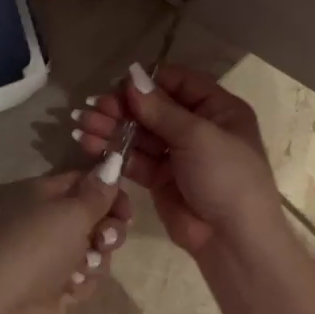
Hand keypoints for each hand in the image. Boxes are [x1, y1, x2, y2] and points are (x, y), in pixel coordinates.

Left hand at [0, 168, 132, 313]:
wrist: (5, 308)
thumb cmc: (37, 248)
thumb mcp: (71, 212)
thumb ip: (97, 191)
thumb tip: (112, 162)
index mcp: (40, 194)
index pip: (84, 182)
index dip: (110, 194)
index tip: (127, 210)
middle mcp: (43, 221)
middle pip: (93, 217)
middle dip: (106, 231)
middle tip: (103, 241)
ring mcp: (47, 255)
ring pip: (93, 249)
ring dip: (94, 260)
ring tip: (80, 270)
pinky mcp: (53, 284)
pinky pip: (83, 276)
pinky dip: (81, 282)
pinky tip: (69, 289)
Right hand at [71, 64, 280, 253]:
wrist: (232, 238)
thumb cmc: (226, 176)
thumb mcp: (197, 136)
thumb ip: (161, 108)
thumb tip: (132, 75)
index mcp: (219, 110)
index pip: (181, 83)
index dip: (150, 82)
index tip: (120, 85)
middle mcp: (199, 129)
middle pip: (155, 108)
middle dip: (124, 107)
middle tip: (94, 107)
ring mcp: (179, 156)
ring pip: (141, 134)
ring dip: (112, 127)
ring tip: (82, 124)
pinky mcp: (161, 180)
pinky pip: (135, 159)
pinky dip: (113, 151)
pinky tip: (89, 144)